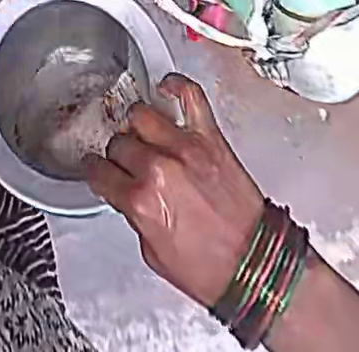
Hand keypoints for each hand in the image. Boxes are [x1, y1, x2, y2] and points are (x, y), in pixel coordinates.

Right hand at [86, 74, 266, 306]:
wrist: (261, 272)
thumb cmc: (214, 270)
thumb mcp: (153, 251)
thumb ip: (133, 212)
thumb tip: (126, 190)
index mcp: (141, 200)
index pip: (99, 170)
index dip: (97, 172)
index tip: (100, 170)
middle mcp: (158, 169)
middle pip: (118, 142)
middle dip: (120, 155)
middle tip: (130, 163)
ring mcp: (185, 149)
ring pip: (141, 115)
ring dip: (138, 127)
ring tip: (144, 136)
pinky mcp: (210, 139)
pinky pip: (190, 96)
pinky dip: (176, 86)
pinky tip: (166, 88)